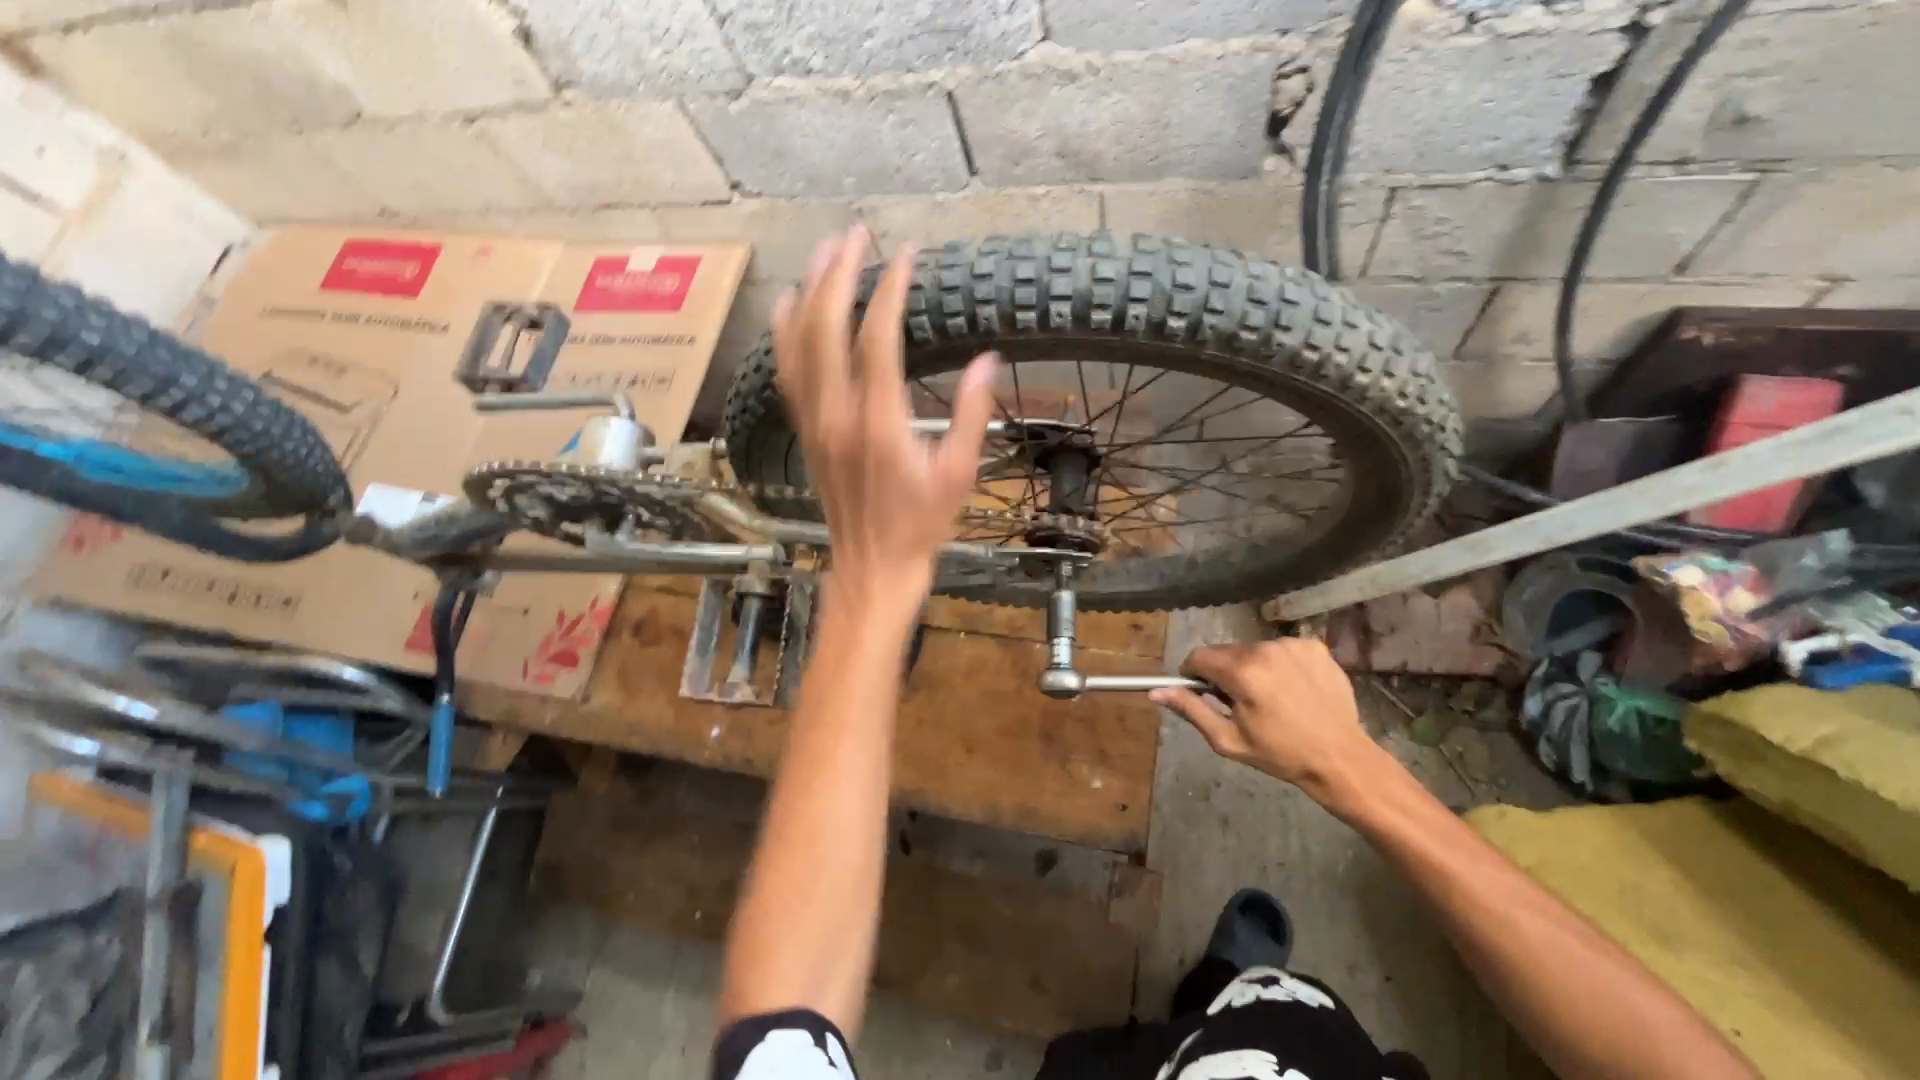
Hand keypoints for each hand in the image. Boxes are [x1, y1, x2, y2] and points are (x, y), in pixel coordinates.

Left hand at [773, 226, 997, 614]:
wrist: (872, 566)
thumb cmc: (921, 525)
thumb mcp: (959, 473)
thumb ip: (971, 414)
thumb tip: (986, 359)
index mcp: (879, 423)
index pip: (877, 337)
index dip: (891, 290)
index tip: (907, 255)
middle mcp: (837, 414)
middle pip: (826, 327)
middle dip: (839, 273)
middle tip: (856, 234)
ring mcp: (814, 421)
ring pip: (797, 343)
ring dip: (808, 292)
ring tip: (823, 251)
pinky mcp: (805, 430)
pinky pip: (786, 371)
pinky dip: (785, 331)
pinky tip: (788, 303)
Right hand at [1150, 639, 1385, 805]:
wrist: (1340, 757)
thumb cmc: (1279, 754)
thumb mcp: (1228, 739)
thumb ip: (1191, 710)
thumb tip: (1156, 692)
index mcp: (1242, 673)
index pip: (1198, 657)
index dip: (1195, 675)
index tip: (1206, 695)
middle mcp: (1265, 649)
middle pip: (1226, 651)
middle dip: (1225, 672)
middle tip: (1242, 703)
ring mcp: (1293, 645)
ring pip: (1254, 650)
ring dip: (1252, 667)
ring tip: (1271, 697)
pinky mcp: (1315, 646)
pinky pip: (1282, 649)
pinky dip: (1280, 664)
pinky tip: (1293, 688)